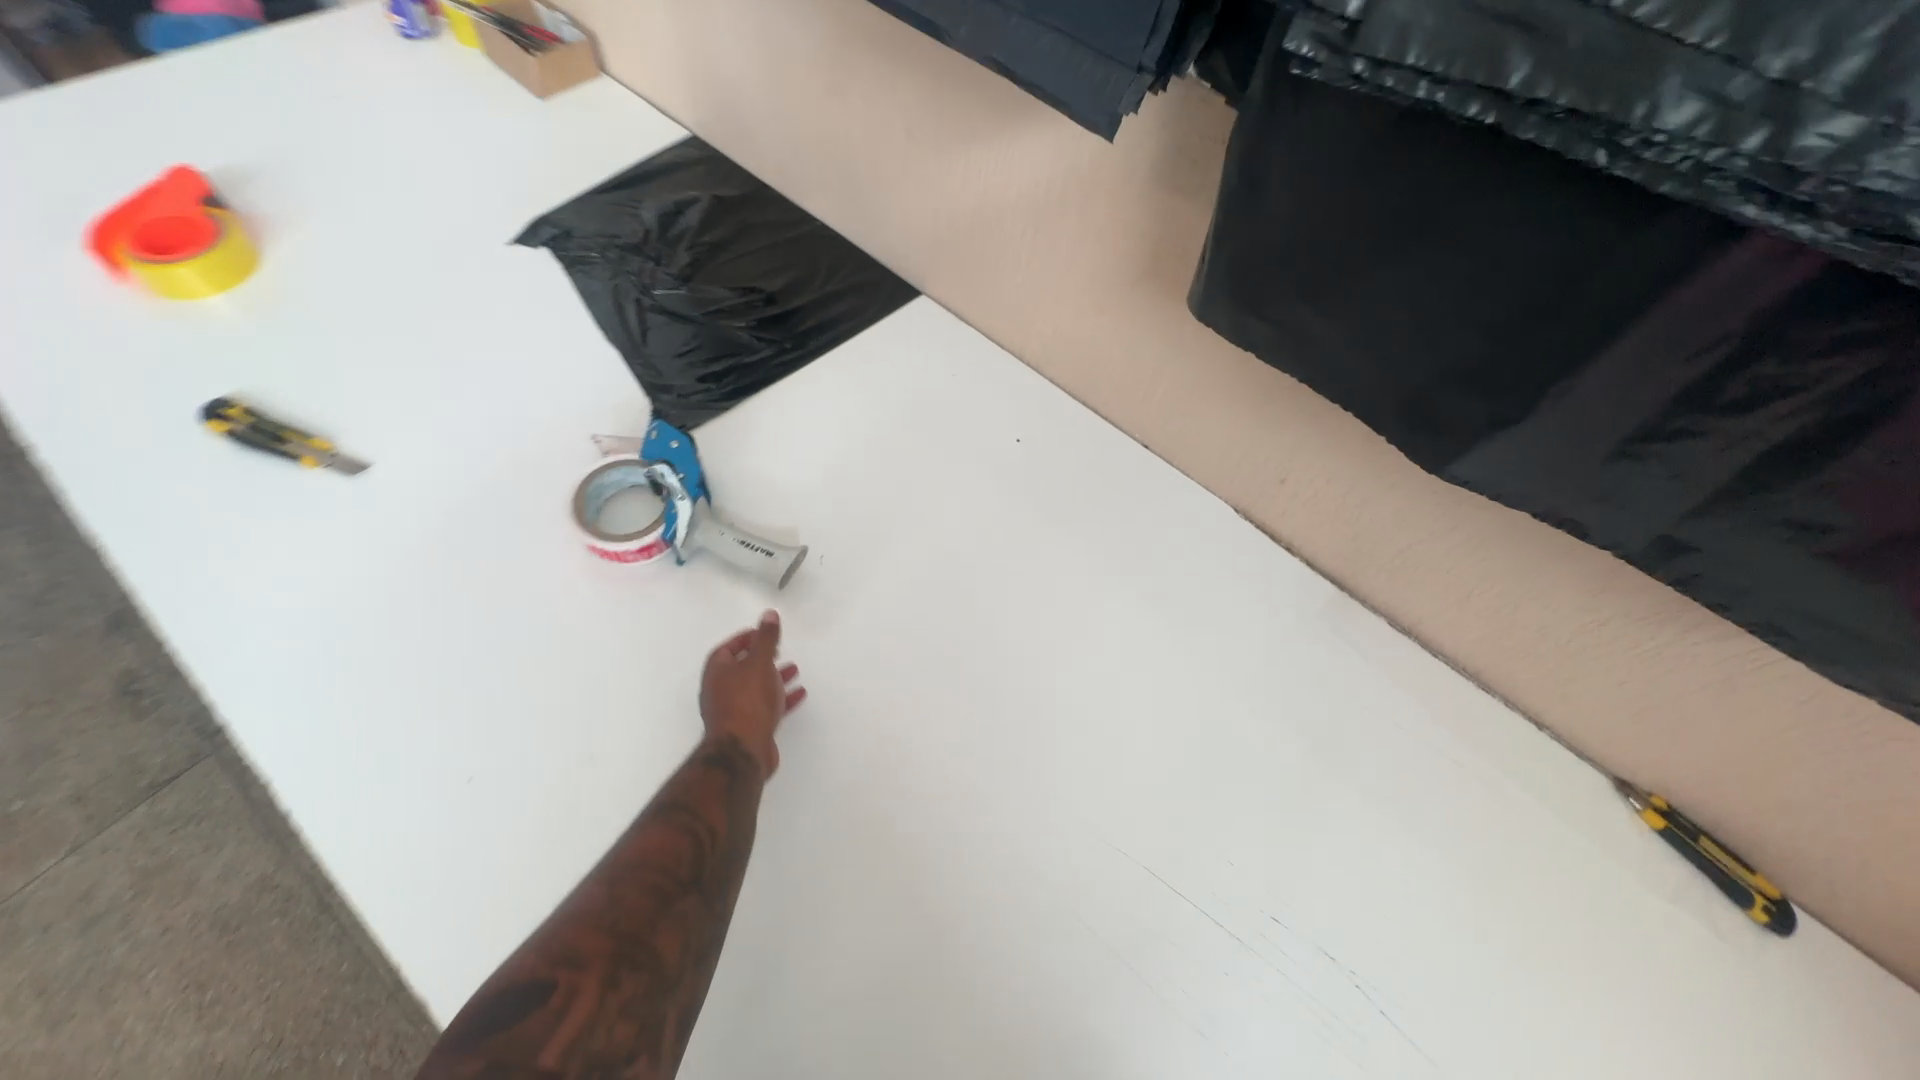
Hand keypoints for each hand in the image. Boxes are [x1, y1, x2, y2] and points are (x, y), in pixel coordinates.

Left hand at [699, 610, 805, 776]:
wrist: (742, 750)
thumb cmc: (747, 700)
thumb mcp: (759, 662)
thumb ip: (766, 639)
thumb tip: (769, 614)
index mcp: (717, 672)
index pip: (727, 648)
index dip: (745, 638)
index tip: (764, 633)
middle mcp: (720, 690)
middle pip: (741, 668)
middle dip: (762, 658)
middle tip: (779, 650)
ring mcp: (733, 711)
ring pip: (755, 688)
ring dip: (774, 678)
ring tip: (794, 670)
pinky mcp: (748, 727)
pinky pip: (766, 706)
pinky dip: (781, 698)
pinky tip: (799, 694)